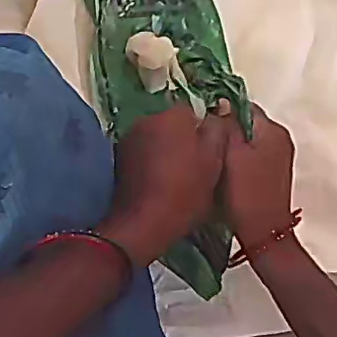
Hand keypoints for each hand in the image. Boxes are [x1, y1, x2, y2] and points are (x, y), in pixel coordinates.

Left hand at [96, 104, 234, 266]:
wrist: (143, 224)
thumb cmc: (185, 192)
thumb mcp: (214, 163)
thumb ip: (217, 132)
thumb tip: (217, 116)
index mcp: (174, 116)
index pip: (194, 112)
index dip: (204, 132)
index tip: (210, 153)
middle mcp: (148, 119)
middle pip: (172, 123)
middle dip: (183, 139)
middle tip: (195, 166)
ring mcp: (130, 137)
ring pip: (156, 138)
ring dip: (165, 149)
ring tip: (174, 177)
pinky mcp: (119, 157)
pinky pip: (142, 152)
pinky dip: (150, 161)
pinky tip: (157, 182)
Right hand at [219, 103, 295, 247]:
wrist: (263, 231)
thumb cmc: (245, 192)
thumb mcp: (231, 153)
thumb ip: (227, 125)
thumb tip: (221, 105)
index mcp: (273, 130)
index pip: (244, 106)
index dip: (222, 110)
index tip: (203, 121)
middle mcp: (281, 138)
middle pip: (248, 122)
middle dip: (227, 128)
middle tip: (205, 139)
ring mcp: (280, 156)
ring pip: (250, 139)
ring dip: (232, 144)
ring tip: (213, 155)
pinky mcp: (275, 172)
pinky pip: (254, 154)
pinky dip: (240, 157)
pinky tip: (226, 169)